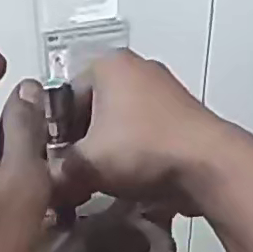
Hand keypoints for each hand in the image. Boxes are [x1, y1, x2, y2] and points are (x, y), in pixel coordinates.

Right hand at [53, 49, 248, 215]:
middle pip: (90, 111)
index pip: (61, 98)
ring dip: (104, 153)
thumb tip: (47, 186)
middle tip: (73, 176)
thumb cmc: (141, 151)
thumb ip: (58, 173)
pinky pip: (141, 134)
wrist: (206, 166)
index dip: (52, 135)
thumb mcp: (86, 164)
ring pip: (116, 125)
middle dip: (80, 145)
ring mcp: (161, 90)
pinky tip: (125, 180)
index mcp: (107, 65)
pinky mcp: (179, 116)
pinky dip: (129, 154)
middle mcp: (135, 68)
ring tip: (98, 182)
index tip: (52, 164)